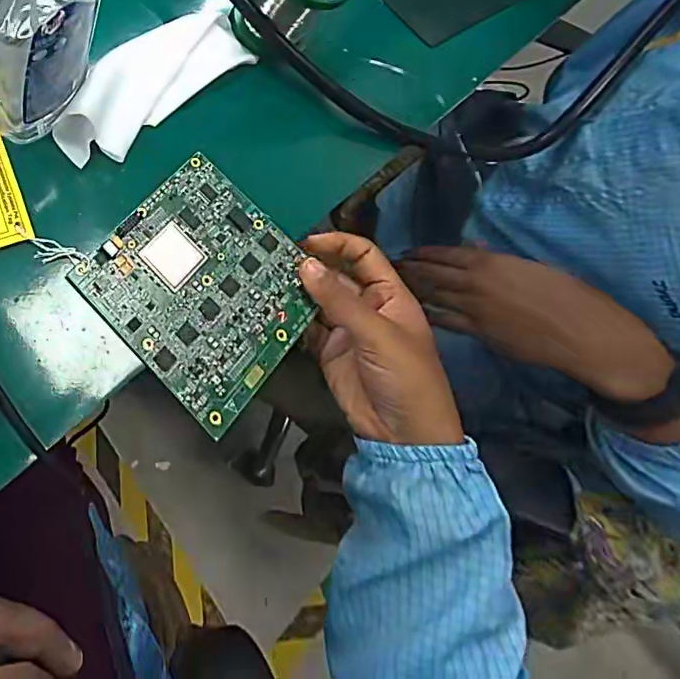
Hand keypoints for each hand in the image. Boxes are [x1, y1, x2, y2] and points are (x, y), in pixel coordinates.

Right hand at [296, 233, 463, 446]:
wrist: (404, 437)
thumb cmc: (408, 379)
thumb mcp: (378, 334)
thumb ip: (339, 300)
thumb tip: (306, 265)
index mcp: (389, 295)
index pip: (363, 255)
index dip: (337, 243)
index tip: (307, 242)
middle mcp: (366, 306)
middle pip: (335, 274)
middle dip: (310, 265)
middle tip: (279, 258)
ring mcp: (345, 328)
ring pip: (316, 298)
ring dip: (296, 289)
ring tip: (271, 279)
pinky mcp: (328, 349)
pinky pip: (306, 326)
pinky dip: (290, 318)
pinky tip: (275, 309)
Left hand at [399, 247, 674, 403]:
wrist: (590, 338)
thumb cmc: (573, 297)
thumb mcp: (535, 267)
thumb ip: (500, 260)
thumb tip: (475, 250)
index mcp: (490, 262)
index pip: (443, 253)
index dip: (422, 253)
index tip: (406, 252)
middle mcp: (475, 283)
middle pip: (430, 273)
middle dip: (408, 269)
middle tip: (388, 267)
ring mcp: (474, 310)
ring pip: (433, 296)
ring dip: (412, 290)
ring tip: (392, 287)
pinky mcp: (480, 333)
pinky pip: (446, 320)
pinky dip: (430, 314)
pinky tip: (417, 312)